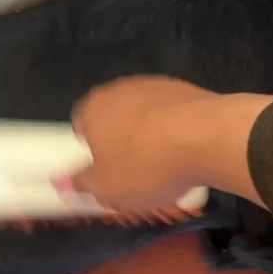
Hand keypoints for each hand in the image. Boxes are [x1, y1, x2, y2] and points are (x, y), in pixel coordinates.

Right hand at [68, 76, 272, 213]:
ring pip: (143, 114)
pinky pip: (171, 113)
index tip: (103, 170)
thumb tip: (63, 182)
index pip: (80, 125)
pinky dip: (174, 129)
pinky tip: (186, 152)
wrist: (209, 137)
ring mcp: (154, 85)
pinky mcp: (185, 88)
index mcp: (93, 108)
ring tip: (164, 165)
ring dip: (148, 134)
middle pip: (112, 116)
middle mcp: (119, 89)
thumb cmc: (147, 165)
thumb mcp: (108, 188)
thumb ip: (82, 183)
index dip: (89, 149)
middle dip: (119, 141)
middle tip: (132, 172)